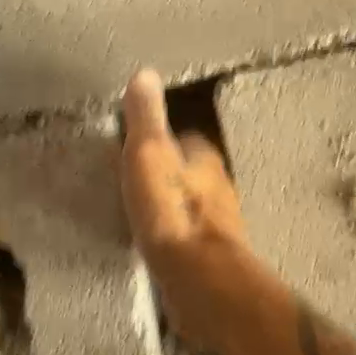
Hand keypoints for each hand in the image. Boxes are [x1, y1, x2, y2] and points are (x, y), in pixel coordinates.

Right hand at [120, 69, 259, 354]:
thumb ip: (146, 117)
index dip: (163, 139)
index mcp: (205, 157)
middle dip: (169, 175)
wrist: (198, 281)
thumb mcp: (149, 153)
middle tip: (136, 180)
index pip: (184, 138)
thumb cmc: (172, 211)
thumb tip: (145, 73)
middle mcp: (218, 187)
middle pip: (190, 172)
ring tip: (140, 213)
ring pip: (191, 205)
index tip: (139, 144)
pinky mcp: (209, 259)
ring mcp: (217, 225)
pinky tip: (154, 246)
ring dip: (171, 207)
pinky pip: (187, 239)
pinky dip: (173, 238)